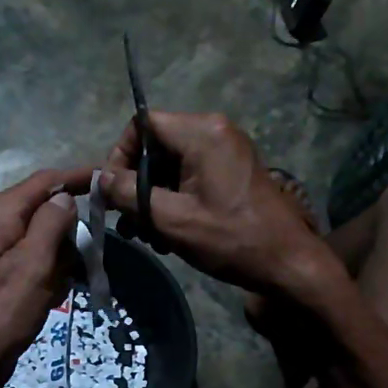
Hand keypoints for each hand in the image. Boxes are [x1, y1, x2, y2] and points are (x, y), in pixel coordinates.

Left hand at [0, 166, 95, 387]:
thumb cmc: (2, 314)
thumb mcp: (33, 264)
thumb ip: (51, 223)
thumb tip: (65, 197)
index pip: (44, 181)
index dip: (76, 178)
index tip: (108, 181)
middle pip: (43, 210)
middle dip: (68, 231)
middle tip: (85, 255)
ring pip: (42, 238)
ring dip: (60, 258)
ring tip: (64, 284)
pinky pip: (33, 261)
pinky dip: (48, 274)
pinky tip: (51, 296)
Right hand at [101, 111, 323, 291]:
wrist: (286, 263)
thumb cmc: (229, 239)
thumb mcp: (171, 219)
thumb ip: (130, 194)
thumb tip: (101, 179)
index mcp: (202, 133)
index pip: (143, 124)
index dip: (120, 154)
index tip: (113, 190)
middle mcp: (214, 132)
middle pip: (155, 147)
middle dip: (134, 184)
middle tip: (127, 222)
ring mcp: (225, 152)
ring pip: (169, 166)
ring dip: (150, 198)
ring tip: (146, 235)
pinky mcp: (230, 173)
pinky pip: (188, 178)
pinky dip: (171, 201)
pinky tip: (167, 234)